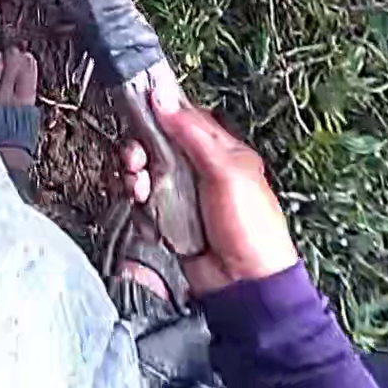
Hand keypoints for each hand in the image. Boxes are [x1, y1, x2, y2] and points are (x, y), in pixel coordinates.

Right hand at [122, 90, 299, 294]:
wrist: (245, 290)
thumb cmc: (252, 231)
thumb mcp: (227, 172)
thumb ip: (194, 133)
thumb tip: (163, 98)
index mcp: (221, 149)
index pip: (182, 115)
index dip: (159, 108)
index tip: (138, 104)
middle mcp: (198, 166)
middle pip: (156, 139)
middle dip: (140, 143)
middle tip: (136, 154)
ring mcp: (181, 191)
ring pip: (144, 165)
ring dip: (135, 170)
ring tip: (138, 182)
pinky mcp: (166, 213)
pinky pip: (141, 193)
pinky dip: (135, 194)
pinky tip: (140, 198)